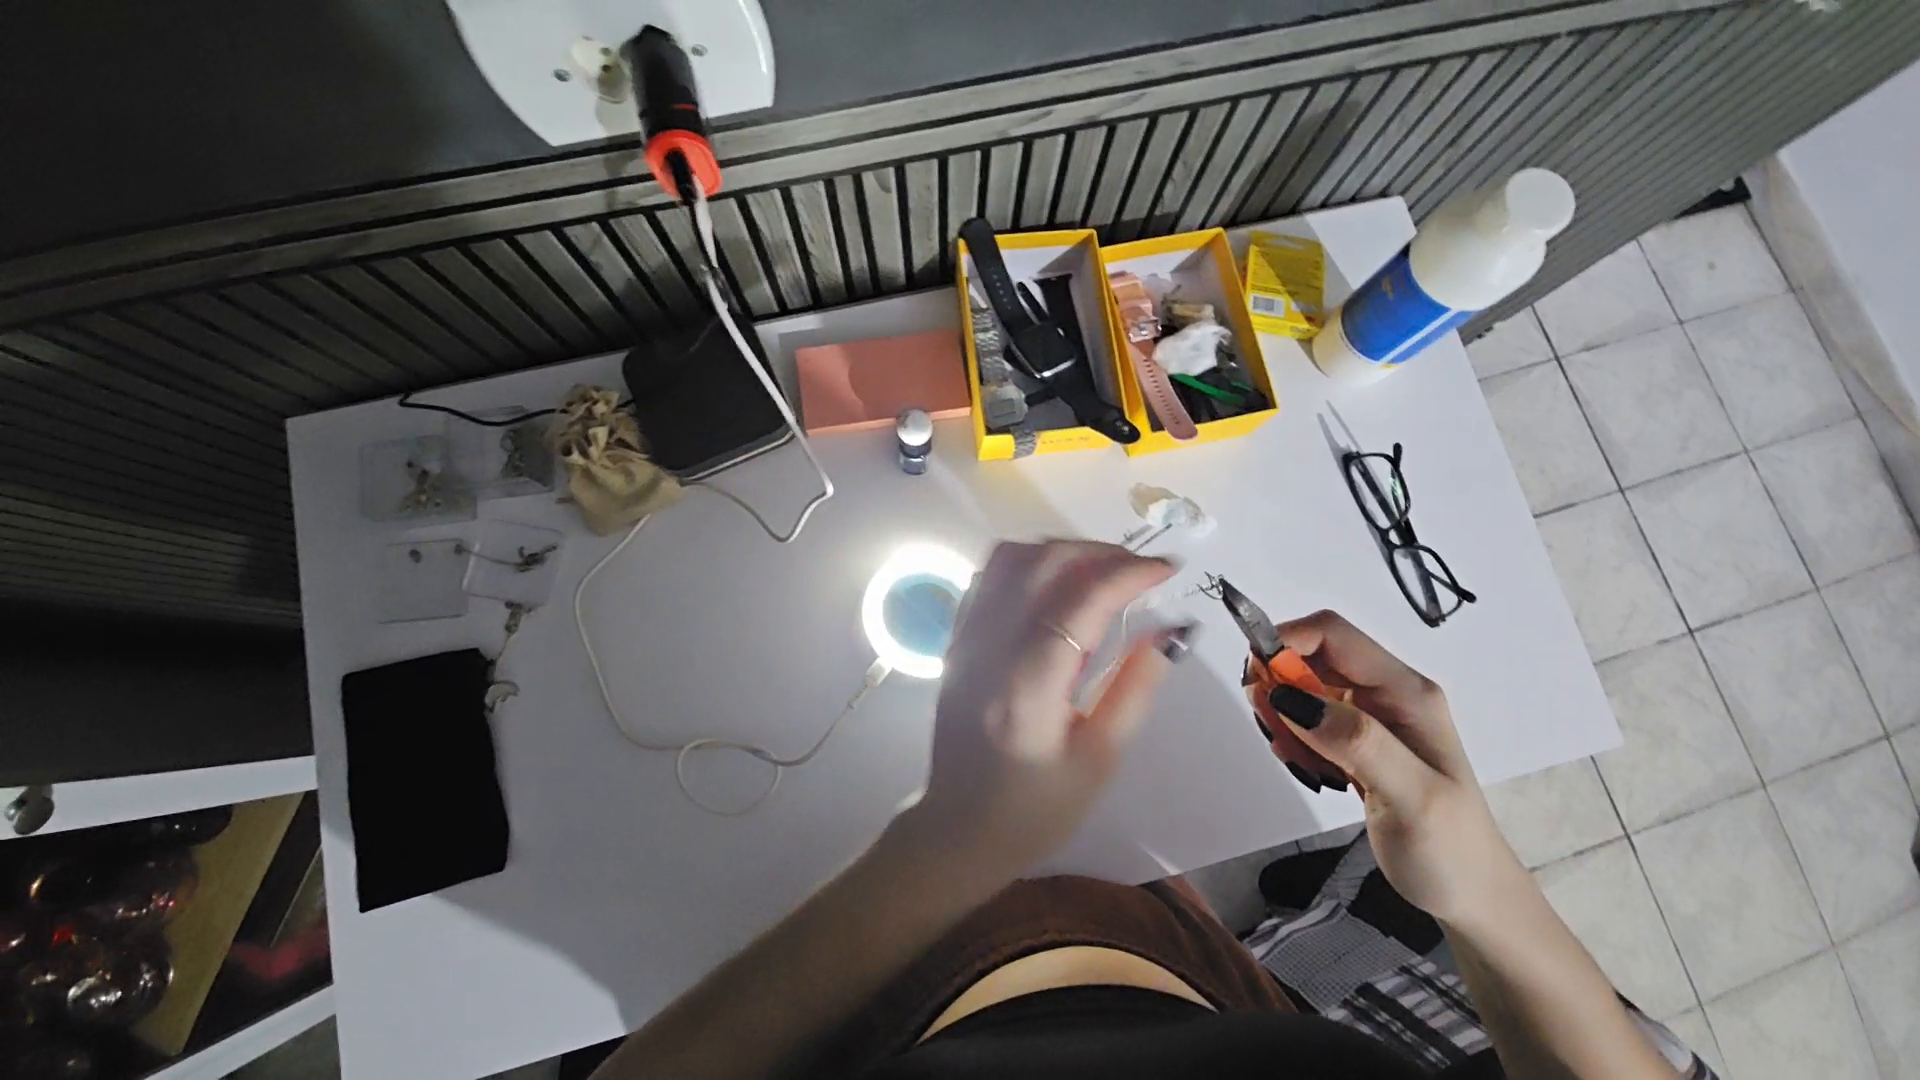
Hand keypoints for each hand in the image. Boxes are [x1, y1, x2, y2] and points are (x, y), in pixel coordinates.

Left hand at [901, 541, 1183, 875]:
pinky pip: (988, 577)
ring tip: (1103, 571)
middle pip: (1040, 565)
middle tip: (1141, 571)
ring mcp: (965, 641)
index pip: (1077, 604)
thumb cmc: (1036, 809)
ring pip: (1007, 559)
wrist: (959, 829)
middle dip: (1099, 554)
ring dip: (1061, 550)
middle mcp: (988, 652)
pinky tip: (1058, 584)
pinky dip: (1028, 564)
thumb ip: (1134, 688)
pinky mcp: (955, 641)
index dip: (1126, 575)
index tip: (1167, 570)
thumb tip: (1169, 628)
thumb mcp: (1099, 760)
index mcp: (1028, 690)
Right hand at [1252, 610, 1522, 922]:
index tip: (1256, 680)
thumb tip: (1293, 698)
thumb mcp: (1411, 797)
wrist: (1471, 896)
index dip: (1285, 641)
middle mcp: (1388, 695)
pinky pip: (1309, 718)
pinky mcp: (1357, 741)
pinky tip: (1303, 765)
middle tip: (1269, 725)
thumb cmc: (1451, 850)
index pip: (1333, 635)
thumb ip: (1356, 742)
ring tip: (1294, 756)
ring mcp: (1373, 718)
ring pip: (1305, 687)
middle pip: (1313, 656)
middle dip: (1278, 681)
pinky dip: (1292, 735)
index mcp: (1406, 693)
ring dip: (1283, 713)